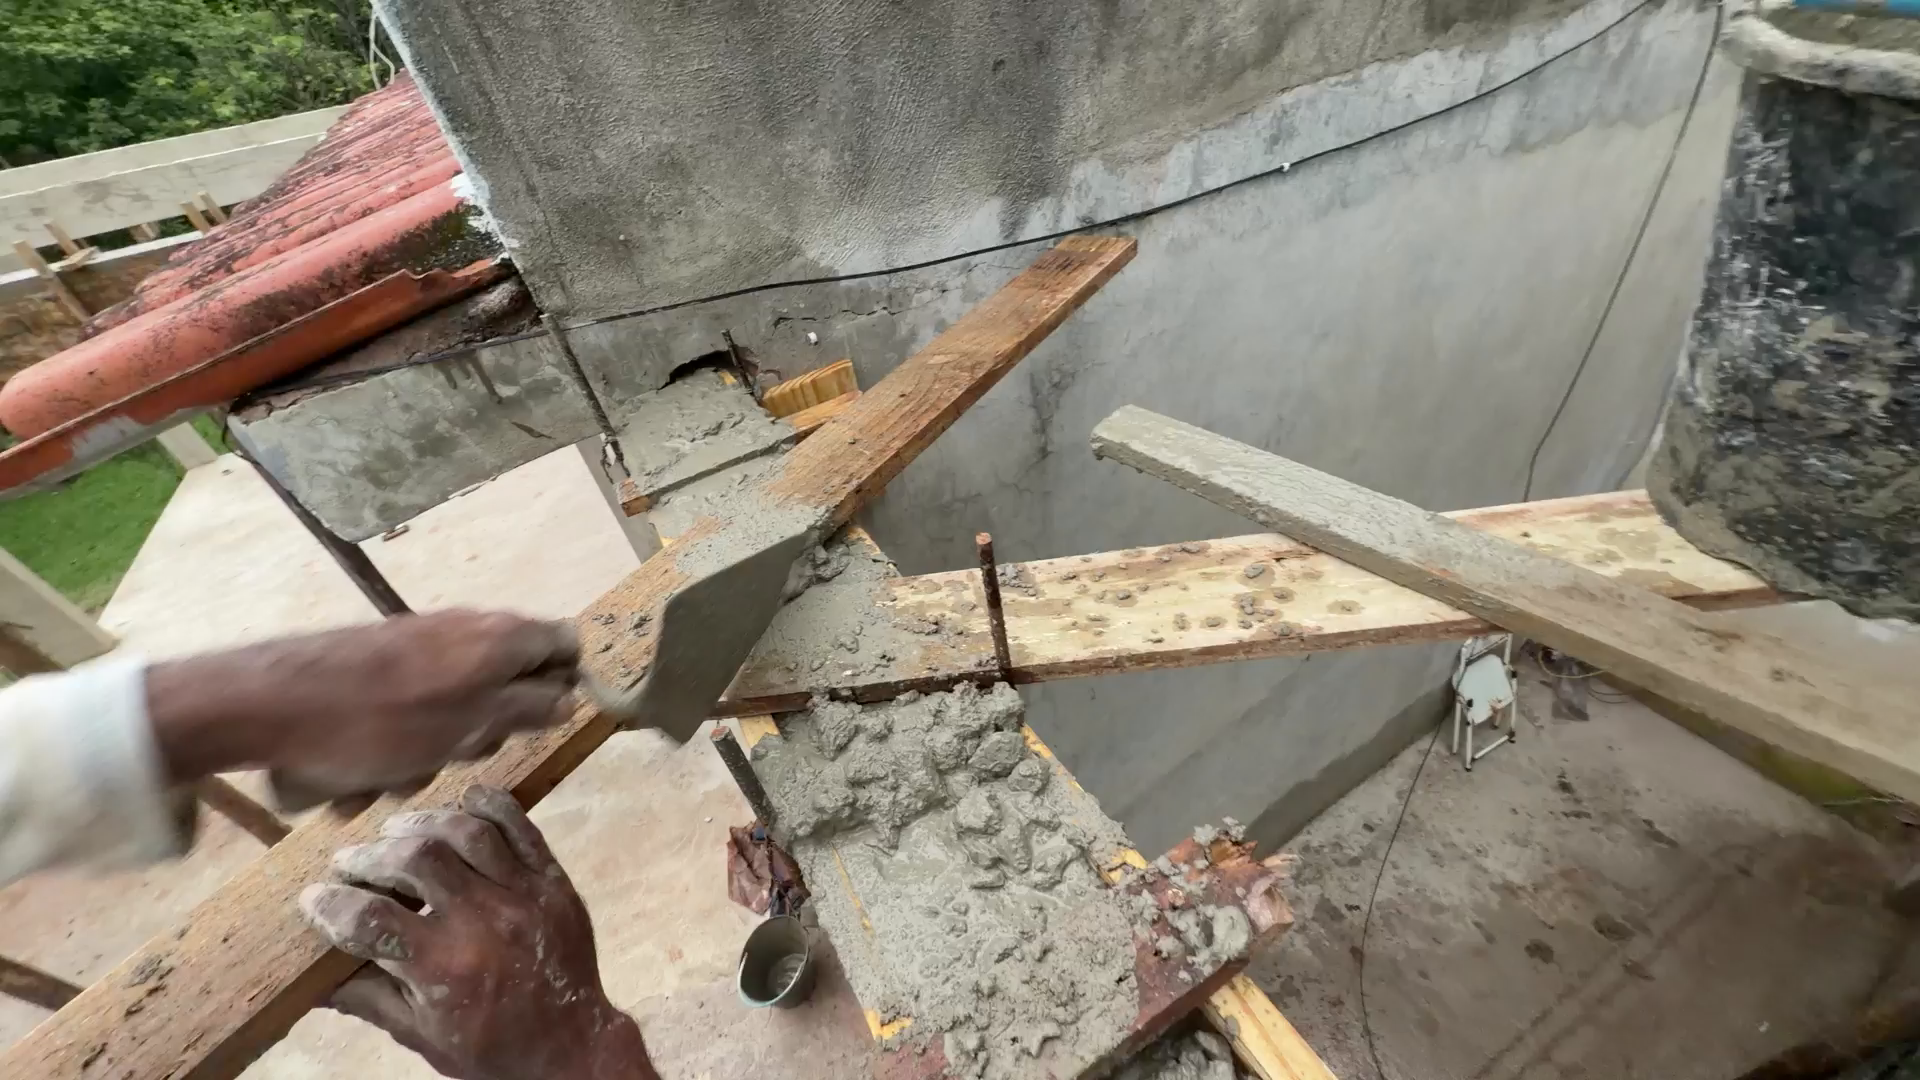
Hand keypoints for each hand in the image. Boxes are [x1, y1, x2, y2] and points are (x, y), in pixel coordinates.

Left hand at [145, 611, 579, 803]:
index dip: (565, 683)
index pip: (567, 645)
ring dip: (438, 743)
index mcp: (504, 637)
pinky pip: (411, 706)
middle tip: (461, 751)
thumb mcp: (473, 724)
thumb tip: (570, 699)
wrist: (259, 703)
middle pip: (512, 679)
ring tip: (397, 774)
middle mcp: (470, 631)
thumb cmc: (383, 719)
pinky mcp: (379, 662)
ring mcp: (421, 645)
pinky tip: (363, 771)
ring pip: (458, 701)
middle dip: (491, 725)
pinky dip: (397, 739)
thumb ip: (531, 710)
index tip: (539, 722)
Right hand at [300, 784, 656, 1079]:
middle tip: (350, 857)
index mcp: (441, 967)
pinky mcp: (553, 879)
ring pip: (471, 834)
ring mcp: (523, 893)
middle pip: (420, 860)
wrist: (568, 1038)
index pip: (371, 920)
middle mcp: (483, 920)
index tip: (312, 896)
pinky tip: (467, 797)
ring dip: (428, 822)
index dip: (332, 905)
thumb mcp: (418, 1033)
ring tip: (397, 827)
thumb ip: (369, 997)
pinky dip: (496, 806)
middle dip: (375, 854)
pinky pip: (524, 829)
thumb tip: (313, 974)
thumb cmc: (488, 1046)